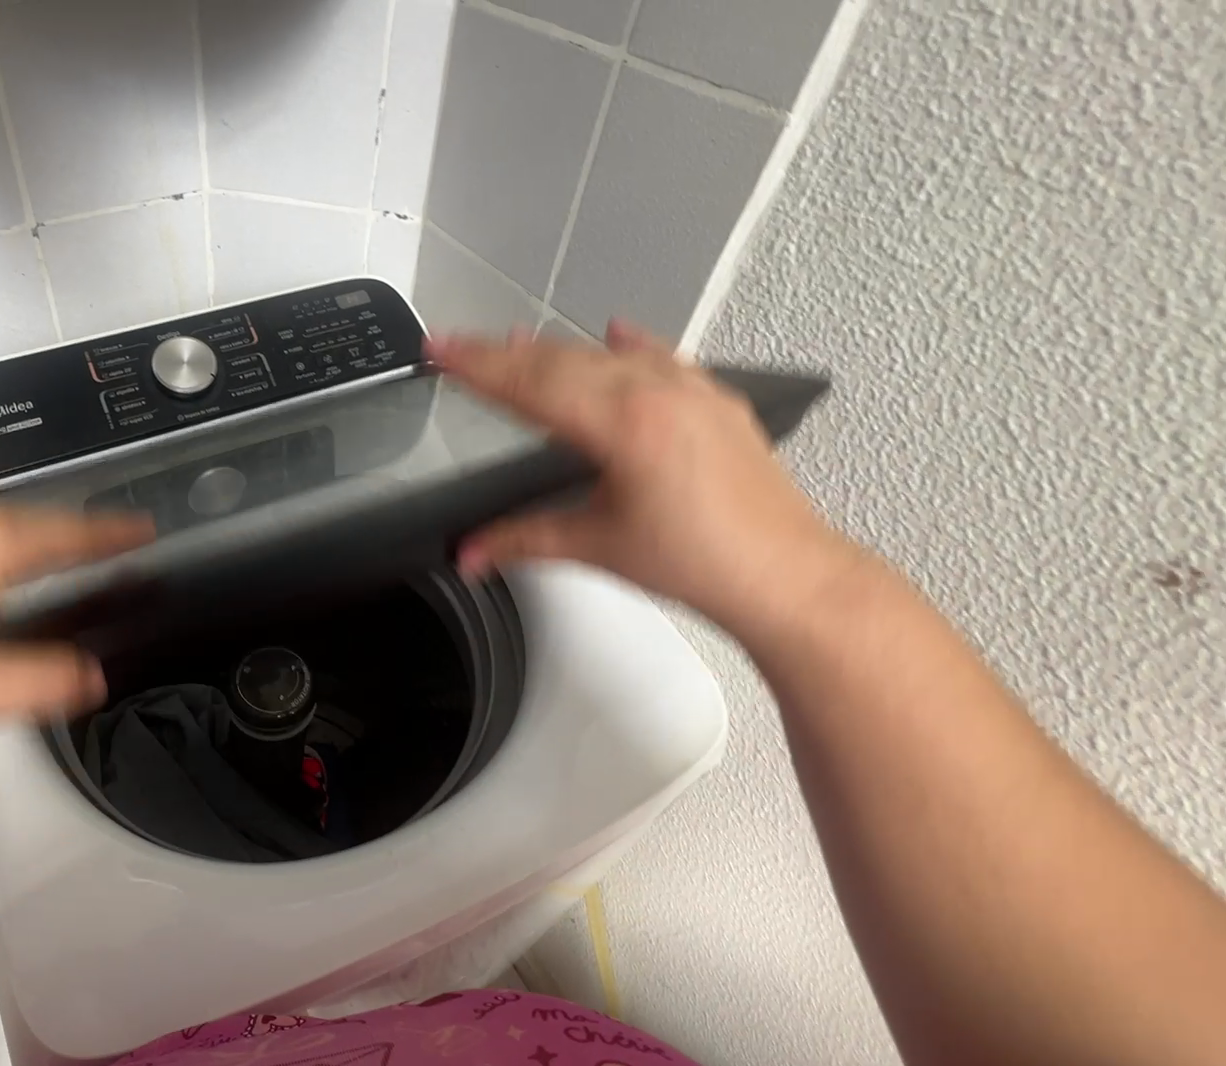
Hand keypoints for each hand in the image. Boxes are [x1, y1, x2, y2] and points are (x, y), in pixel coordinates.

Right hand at [428, 318, 861, 634]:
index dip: (477, 365)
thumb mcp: (595, 546)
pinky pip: (662, 358)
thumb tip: (470, 553)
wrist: (784, 576)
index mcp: (624, 424)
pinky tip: (615, 330)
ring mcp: (690, 392)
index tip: (441, 347)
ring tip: (514, 343)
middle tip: (458, 345)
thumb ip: (520, 541)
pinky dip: (629, 346)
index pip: (530, 383)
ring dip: (553, 351)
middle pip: (560, 361)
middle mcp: (658, 394)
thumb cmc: (705, 562)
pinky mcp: (713, 402)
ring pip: (605, 356)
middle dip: (501, 353)